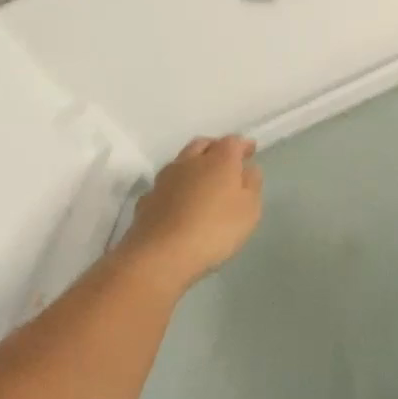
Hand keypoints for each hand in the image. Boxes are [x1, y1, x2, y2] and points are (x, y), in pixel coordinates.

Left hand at [118, 136, 263, 291]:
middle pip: (202, 144)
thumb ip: (252, 184)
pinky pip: (166, 185)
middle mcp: (189, 163)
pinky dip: (177, 187)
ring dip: (193, 166)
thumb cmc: (215, 230)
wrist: (159, 257)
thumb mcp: (249, 209)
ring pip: (181, 162)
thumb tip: (248, 168)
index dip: (243, 145)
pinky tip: (181, 202)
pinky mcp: (146, 200)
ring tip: (203, 182)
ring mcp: (164, 181)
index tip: (251, 151)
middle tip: (227, 161)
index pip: (233, 141)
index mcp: (219, 160)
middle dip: (216, 148)